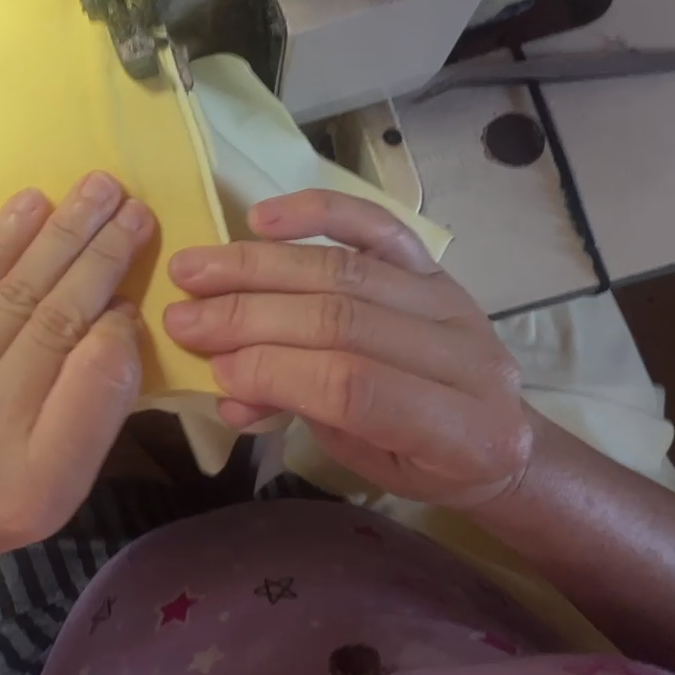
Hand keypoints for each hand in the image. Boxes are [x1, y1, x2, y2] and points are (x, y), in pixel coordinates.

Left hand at [0, 172, 151, 605]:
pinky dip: (1, 242)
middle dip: (99, 256)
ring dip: (59, 234)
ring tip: (97, 188)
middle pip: (52, 321)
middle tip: (136, 206)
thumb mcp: (56, 492)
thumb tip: (118, 324)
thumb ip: (93, 411)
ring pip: (12, 293)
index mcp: (33, 478)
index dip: (118, 328)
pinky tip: (32, 205)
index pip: (90, 384)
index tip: (138, 293)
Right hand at [162, 189, 531, 507]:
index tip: (212, 366)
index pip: (353, 386)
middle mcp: (465, 355)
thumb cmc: (422, 461)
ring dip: (258, 267)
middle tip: (182, 316)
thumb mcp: (364, 461)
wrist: (492, 433)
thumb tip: (226, 386)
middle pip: (341, 318)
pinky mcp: (432, 264)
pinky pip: (375, 224)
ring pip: (344, 269)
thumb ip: (302, 414)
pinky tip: (263, 217)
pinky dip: (317, 212)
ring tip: (196, 270)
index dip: (273, 370)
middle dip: (248, 316)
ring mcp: (449, 299)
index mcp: (462, 431)